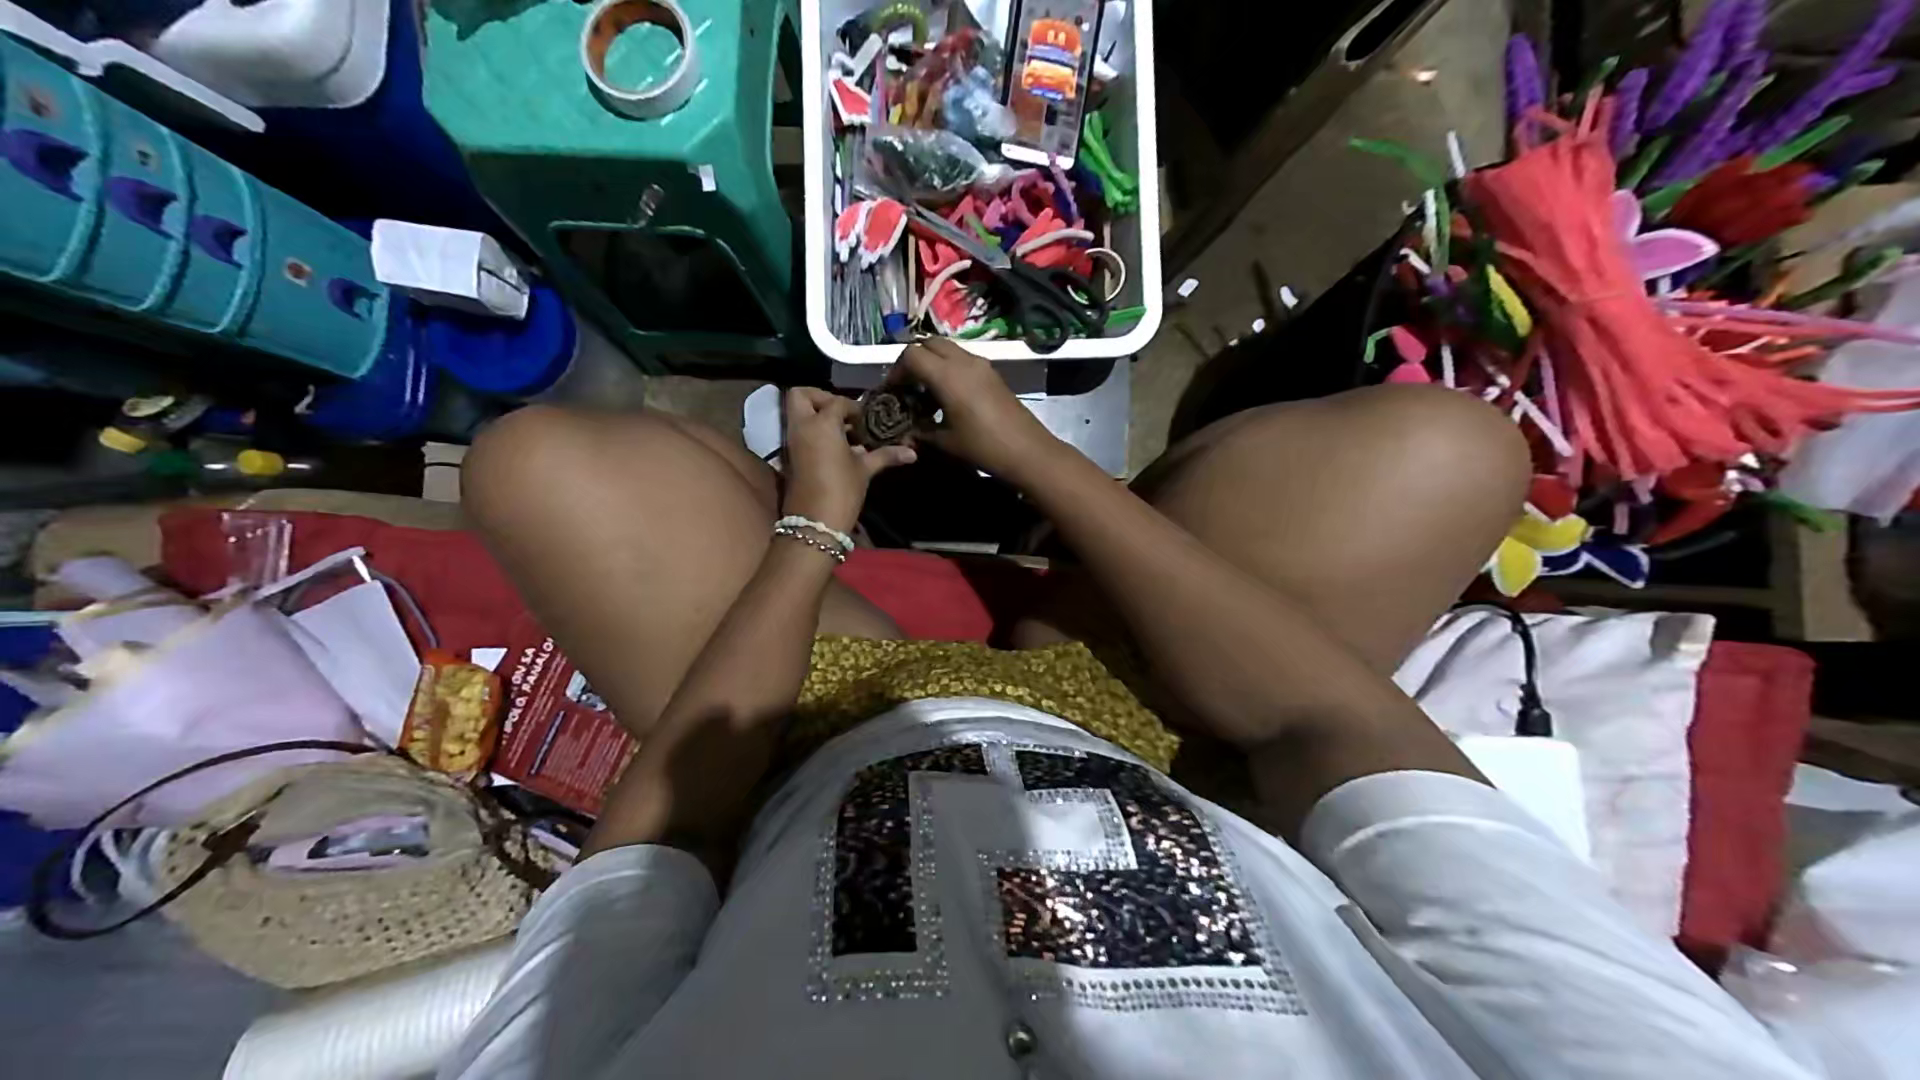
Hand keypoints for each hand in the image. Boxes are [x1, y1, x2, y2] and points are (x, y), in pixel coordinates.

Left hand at [781, 388, 914, 533]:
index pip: (837, 402)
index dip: (854, 408)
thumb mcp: (865, 470)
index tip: (866, 421)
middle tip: (842, 414)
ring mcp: (792, 441)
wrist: (814, 523)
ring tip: (844, 432)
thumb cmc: (842, 490)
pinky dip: (814, 432)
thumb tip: (912, 452)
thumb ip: (885, 455)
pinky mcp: (790, 456)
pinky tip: (837, 448)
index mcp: (821, 424)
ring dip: (817, 416)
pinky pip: (799, 432)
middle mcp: (802, 427)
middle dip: (820, 397)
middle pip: (801, 395)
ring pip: (797, 413)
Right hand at [890, 339, 1062, 480]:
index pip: (911, 355)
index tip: (893, 390)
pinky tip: (948, 396)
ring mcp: (981, 365)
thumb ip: (921, 431)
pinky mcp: (992, 373)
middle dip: (913, 360)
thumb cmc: (983, 447)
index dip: (896, 370)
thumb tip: (904, 432)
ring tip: (926, 392)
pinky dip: (949, 368)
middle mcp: (964, 361)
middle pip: (929, 343)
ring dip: (932, 362)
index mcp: (947, 375)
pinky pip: (963, 359)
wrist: (1027, 451)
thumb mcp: (945, 442)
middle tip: (908, 385)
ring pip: (948, 349)